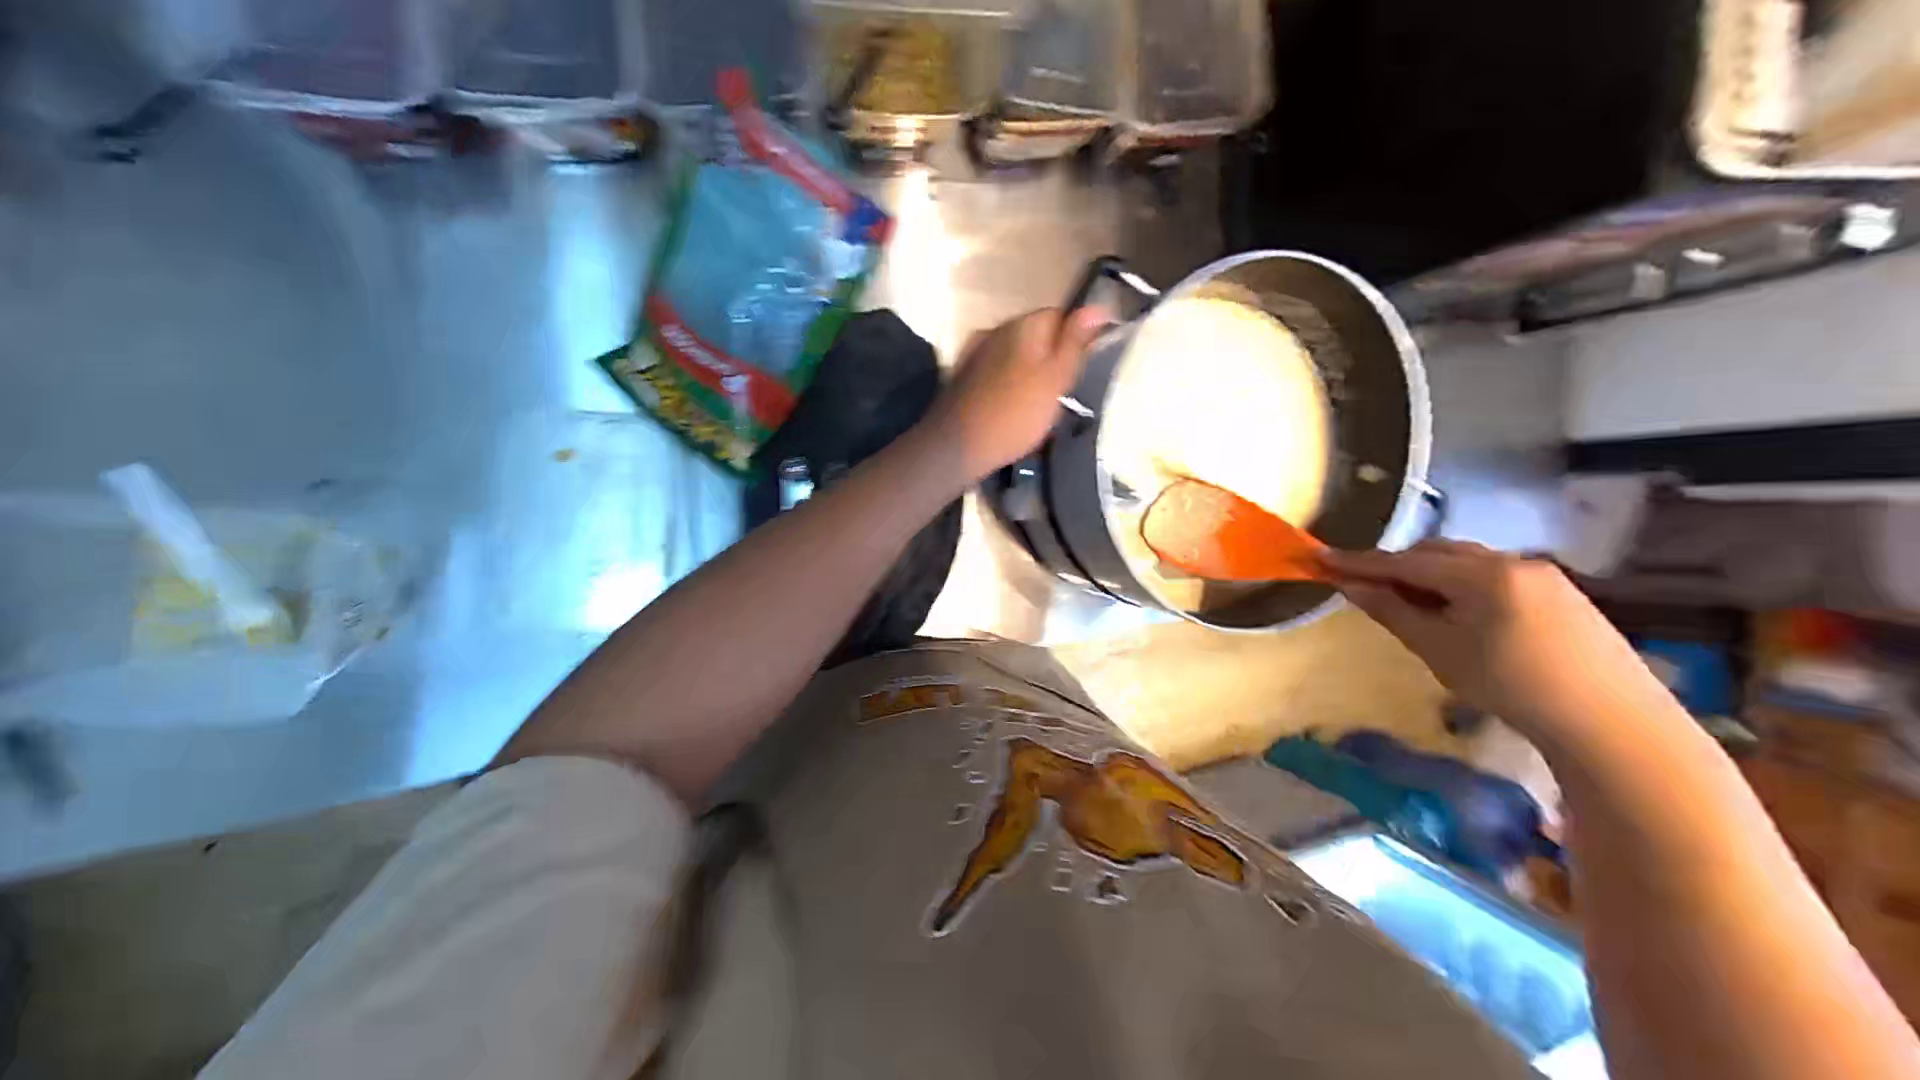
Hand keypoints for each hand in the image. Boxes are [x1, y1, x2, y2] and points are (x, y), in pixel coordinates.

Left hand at [921, 307, 1106, 480]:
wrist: (958, 446)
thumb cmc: (1015, 414)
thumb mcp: (1056, 379)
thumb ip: (1075, 342)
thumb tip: (1098, 306)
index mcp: (1023, 325)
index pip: (1060, 315)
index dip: (1075, 339)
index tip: (1080, 367)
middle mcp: (997, 328)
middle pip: (1036, 335)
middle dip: (1051, 356)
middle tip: (1061, 391)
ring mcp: (976, 351)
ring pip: (1015, 353)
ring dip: (1028, 371)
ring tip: (1038, 402)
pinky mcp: (963, 375)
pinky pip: (996, 371)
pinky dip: (1007, 383)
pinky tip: (1011, 406)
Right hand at [1323, 541, 1680, 746]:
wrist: (1612, 724)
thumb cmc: (1510, 686)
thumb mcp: (1439, 650)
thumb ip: (1393, 611)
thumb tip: (1351, 586)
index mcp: (1480, 572)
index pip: (1405, 560)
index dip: (1360, 561)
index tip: (1322, 558)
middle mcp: (1512, 561)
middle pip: (1438, 552)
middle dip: (1398, 565)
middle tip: (1367, 587)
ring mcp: (1543, 575)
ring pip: (1469, 563)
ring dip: (1433, 576)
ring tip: (1412, 605)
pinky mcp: (1563, 595)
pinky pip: (1496, 577)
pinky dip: (1464, 586)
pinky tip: (1461, 616)